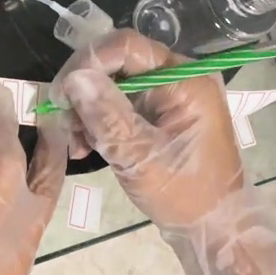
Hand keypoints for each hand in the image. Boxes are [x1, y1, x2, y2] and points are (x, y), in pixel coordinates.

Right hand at [54, 30, 275, 274]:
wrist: (214, 228)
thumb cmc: (184, 194)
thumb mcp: (139, 156)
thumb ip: (106, 114)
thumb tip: (74, 78)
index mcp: (185, 79)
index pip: (125, 46)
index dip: (87, 63)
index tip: (61, 96)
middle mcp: (179, 77)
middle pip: (116, 62)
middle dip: (83, 90)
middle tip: (63, 121)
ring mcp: (169, 95)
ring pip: (112, 83)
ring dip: (86, 109)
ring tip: (76, 143)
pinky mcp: (160, 112)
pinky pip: (119, 102)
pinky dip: (98, 120)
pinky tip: (85, 146)